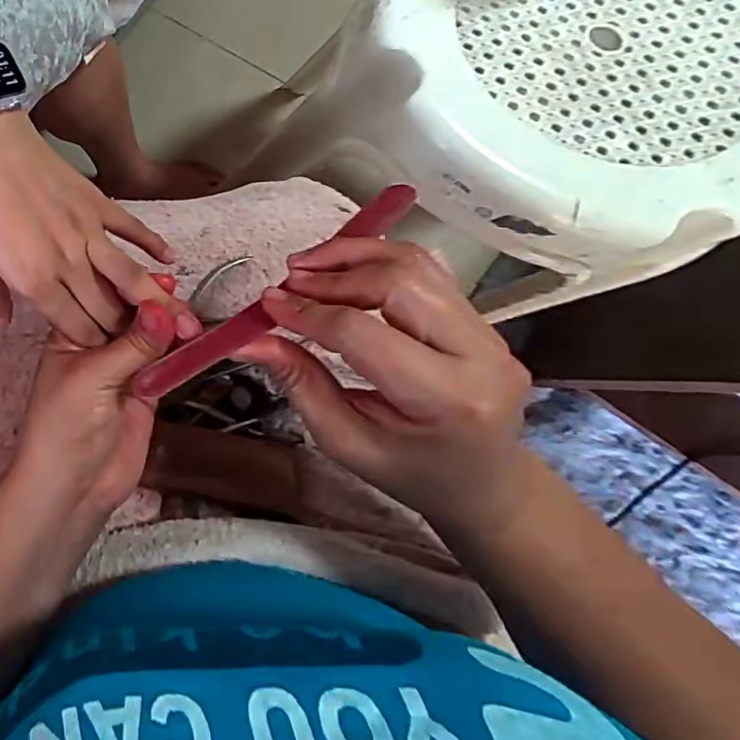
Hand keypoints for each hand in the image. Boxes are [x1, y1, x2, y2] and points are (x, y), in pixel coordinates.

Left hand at [0, 111, 189, 347]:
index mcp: (36, 283)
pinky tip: (171, 260)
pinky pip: (133, 228)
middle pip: (107, 310)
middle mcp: (70, 265)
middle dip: (126, 333)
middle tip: (141, 343)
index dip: (94, 345)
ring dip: (155, 302)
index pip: (77, 328)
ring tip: (178, 321)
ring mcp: (90, 233)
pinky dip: (154, 244)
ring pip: (130, 277)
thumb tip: (5, 322)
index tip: (104, 353)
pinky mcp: (99, 204)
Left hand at [7, 290, 179, 524]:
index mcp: (71, 332)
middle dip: (156, 307)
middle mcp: (96, 344)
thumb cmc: (63, 426)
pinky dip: (181, 354)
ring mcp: (122, 367)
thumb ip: (132, 345)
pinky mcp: (145, 391)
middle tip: (182, 306)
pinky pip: (166, 365)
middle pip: (131, 315)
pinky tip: (195, 340)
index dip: (130, 288)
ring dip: (172, 328)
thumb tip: (163, 309)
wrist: (71, 488)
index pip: (102, 298)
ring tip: (191, 320)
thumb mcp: (93, 378)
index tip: (161, 282)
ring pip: (152, 338)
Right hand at [235, 239, 532, 525]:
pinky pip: (425, 269)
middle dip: (332, 275)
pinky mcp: (481, 317)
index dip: (307, 312)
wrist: (488, 483)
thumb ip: (299, 383)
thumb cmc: (412, 472)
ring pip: (414, 263)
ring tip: (308, 266)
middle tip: (287, 282)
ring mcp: (488, 331)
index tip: (267, 304)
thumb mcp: (345, 441)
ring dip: (353, 256)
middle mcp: (478, 355)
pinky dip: (375, 260)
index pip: (362, 331)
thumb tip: (251, 341)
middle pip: (397, 281)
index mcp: (446, 399)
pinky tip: (342, 270)